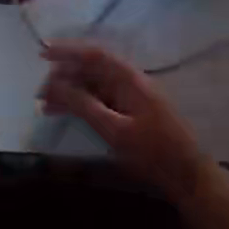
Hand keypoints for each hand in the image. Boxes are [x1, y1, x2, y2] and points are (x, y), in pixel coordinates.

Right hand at [40, 42, 215, 196]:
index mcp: (130, 80)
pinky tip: (64, 113)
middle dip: (63, 76)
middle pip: (92, 70)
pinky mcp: (131, 114)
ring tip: (46, 105)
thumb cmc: (153, 152)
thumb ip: (83, 105)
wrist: (188, 177)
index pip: (94, 55)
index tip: (41, 53)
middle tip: (40, 92)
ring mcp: (131, 98)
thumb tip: (54, 85)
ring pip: (93, 86)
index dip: (67, 51)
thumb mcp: (114, 129)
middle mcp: (131, 83)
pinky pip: (99, 100)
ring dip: (69, 92)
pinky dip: (80, 104)